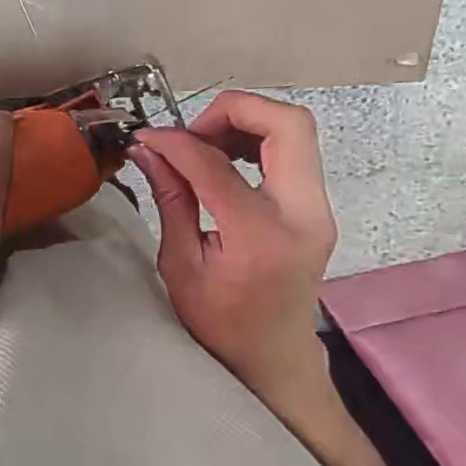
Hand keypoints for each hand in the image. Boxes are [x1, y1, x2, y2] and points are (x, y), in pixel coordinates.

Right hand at [126, 91, 336, 398]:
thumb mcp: (180, 264)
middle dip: (232, 112)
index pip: (215, 163)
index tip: (147, 138)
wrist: (273, 354)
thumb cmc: (220, 322)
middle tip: (189, 134)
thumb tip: (148, 151)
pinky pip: (294, 150)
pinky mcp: (316, 206)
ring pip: (295, 130)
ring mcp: (319, 208)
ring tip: (202, 146)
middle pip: (288, 124)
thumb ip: (171, 200)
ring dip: (246, 122)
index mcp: (260, 236)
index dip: (175, 142)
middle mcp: (303, 214)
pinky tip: (223, 158)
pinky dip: (257, 139)